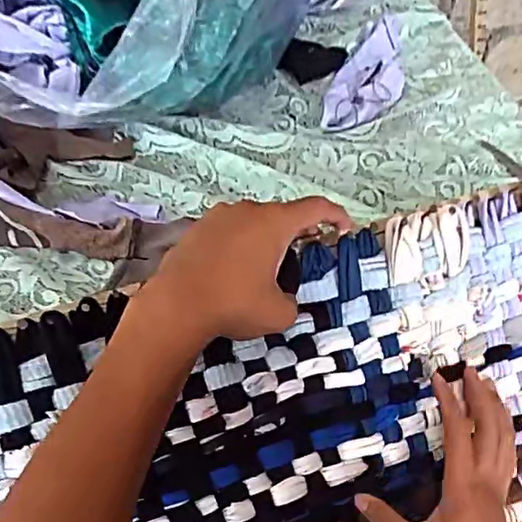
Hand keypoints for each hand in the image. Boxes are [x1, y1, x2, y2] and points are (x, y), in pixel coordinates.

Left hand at [138, 197, 351, 345]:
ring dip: (265, 243)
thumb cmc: (234, 304)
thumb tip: (284, 299)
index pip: (315, 208)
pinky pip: (228, 234)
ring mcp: (218, 218)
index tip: (344, 228)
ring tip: (264, 272)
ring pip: (253, 224)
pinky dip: (239, 249)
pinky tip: (234, 274)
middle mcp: (246, 211)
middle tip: (303, 258)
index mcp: (273, 223)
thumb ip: (292, 302)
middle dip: (297, 235)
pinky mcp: (196, 231)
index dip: (335, 216)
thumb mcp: (279, 313)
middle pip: (282, 216)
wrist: (177, 306)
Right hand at [356, 366, 521, 521]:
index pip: (458, 433)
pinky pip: (509, 452)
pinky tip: (501, 424)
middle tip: (468, 370)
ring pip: (505, 436)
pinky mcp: (503, 492)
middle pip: (489, 426)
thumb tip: (359, 500)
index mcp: (461, 484)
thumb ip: (386, 520)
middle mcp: (484, 478)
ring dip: (496, 408)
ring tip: (487, 386)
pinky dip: (506, 430)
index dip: (449, 402)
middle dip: (479, 394)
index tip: (439, 379)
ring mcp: (498, 484)